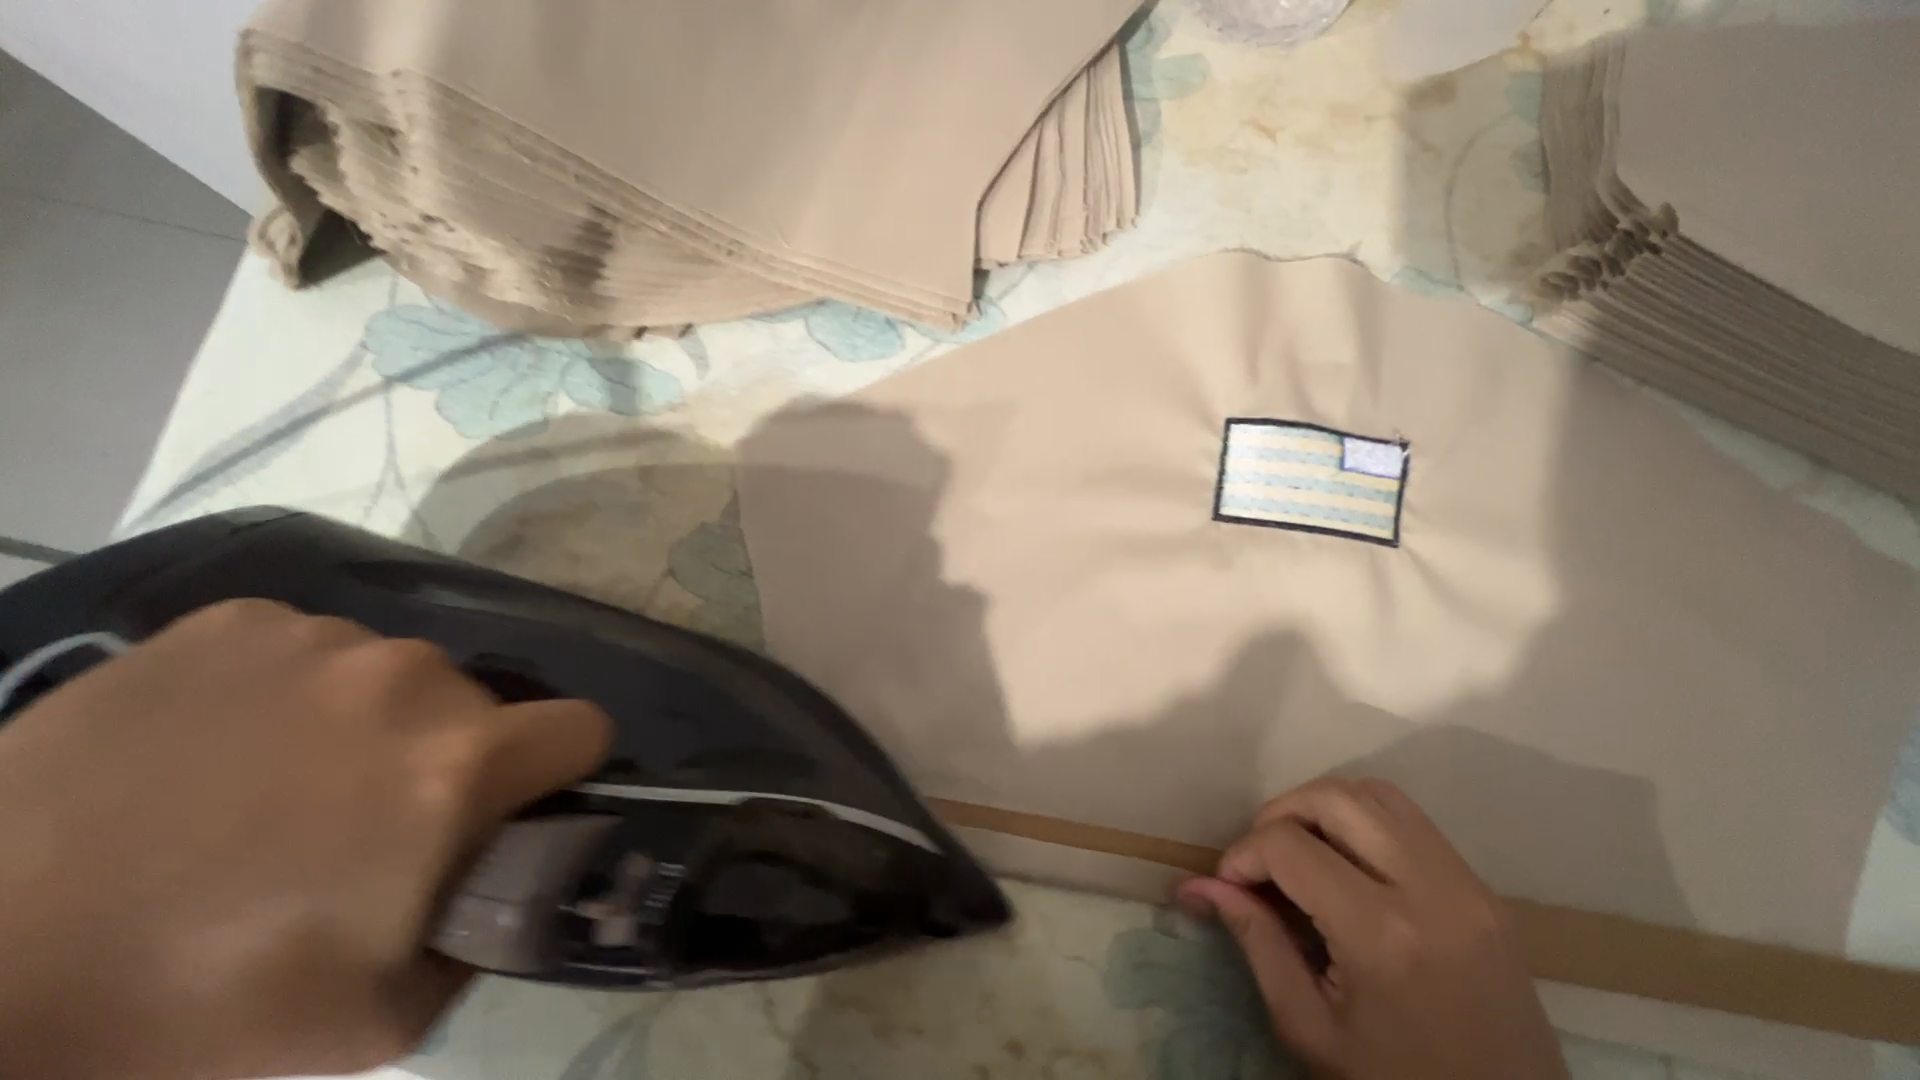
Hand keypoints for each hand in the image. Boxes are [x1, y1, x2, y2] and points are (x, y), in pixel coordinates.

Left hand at [0, 600, 611, 1079]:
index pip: (583, 729)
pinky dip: (293, 691)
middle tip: (368, 826)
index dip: (560, 774)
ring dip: (372, 722)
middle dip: (453, 756)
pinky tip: (221, 749)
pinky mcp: (232, 623)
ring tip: (279, 787)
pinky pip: (311, 646)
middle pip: (481, 704)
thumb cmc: (198, 1003)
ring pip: (397, 672)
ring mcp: (316, 638)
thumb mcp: (385, 1017)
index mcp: (458, 764)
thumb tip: (512, 882)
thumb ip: (486, 934)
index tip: (512, 810)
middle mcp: (407, 677)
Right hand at [1178, 778, 1566, 1079]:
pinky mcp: (1484, 889)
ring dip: (1323, 809)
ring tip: (1302, 854)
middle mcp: (1429, 889)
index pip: (1288, 845)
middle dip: (1278, 814)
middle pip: (1333, 797)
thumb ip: (1255, 942)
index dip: (1242, 855)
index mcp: (1380, 934)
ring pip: (1376, 793)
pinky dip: (1364, 822)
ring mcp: (1466, 884)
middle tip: (1261, 860)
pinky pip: (1412, 821)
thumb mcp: (1308, 1028)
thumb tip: (1197, 885)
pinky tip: (1348, 866)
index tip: (1231, 888)